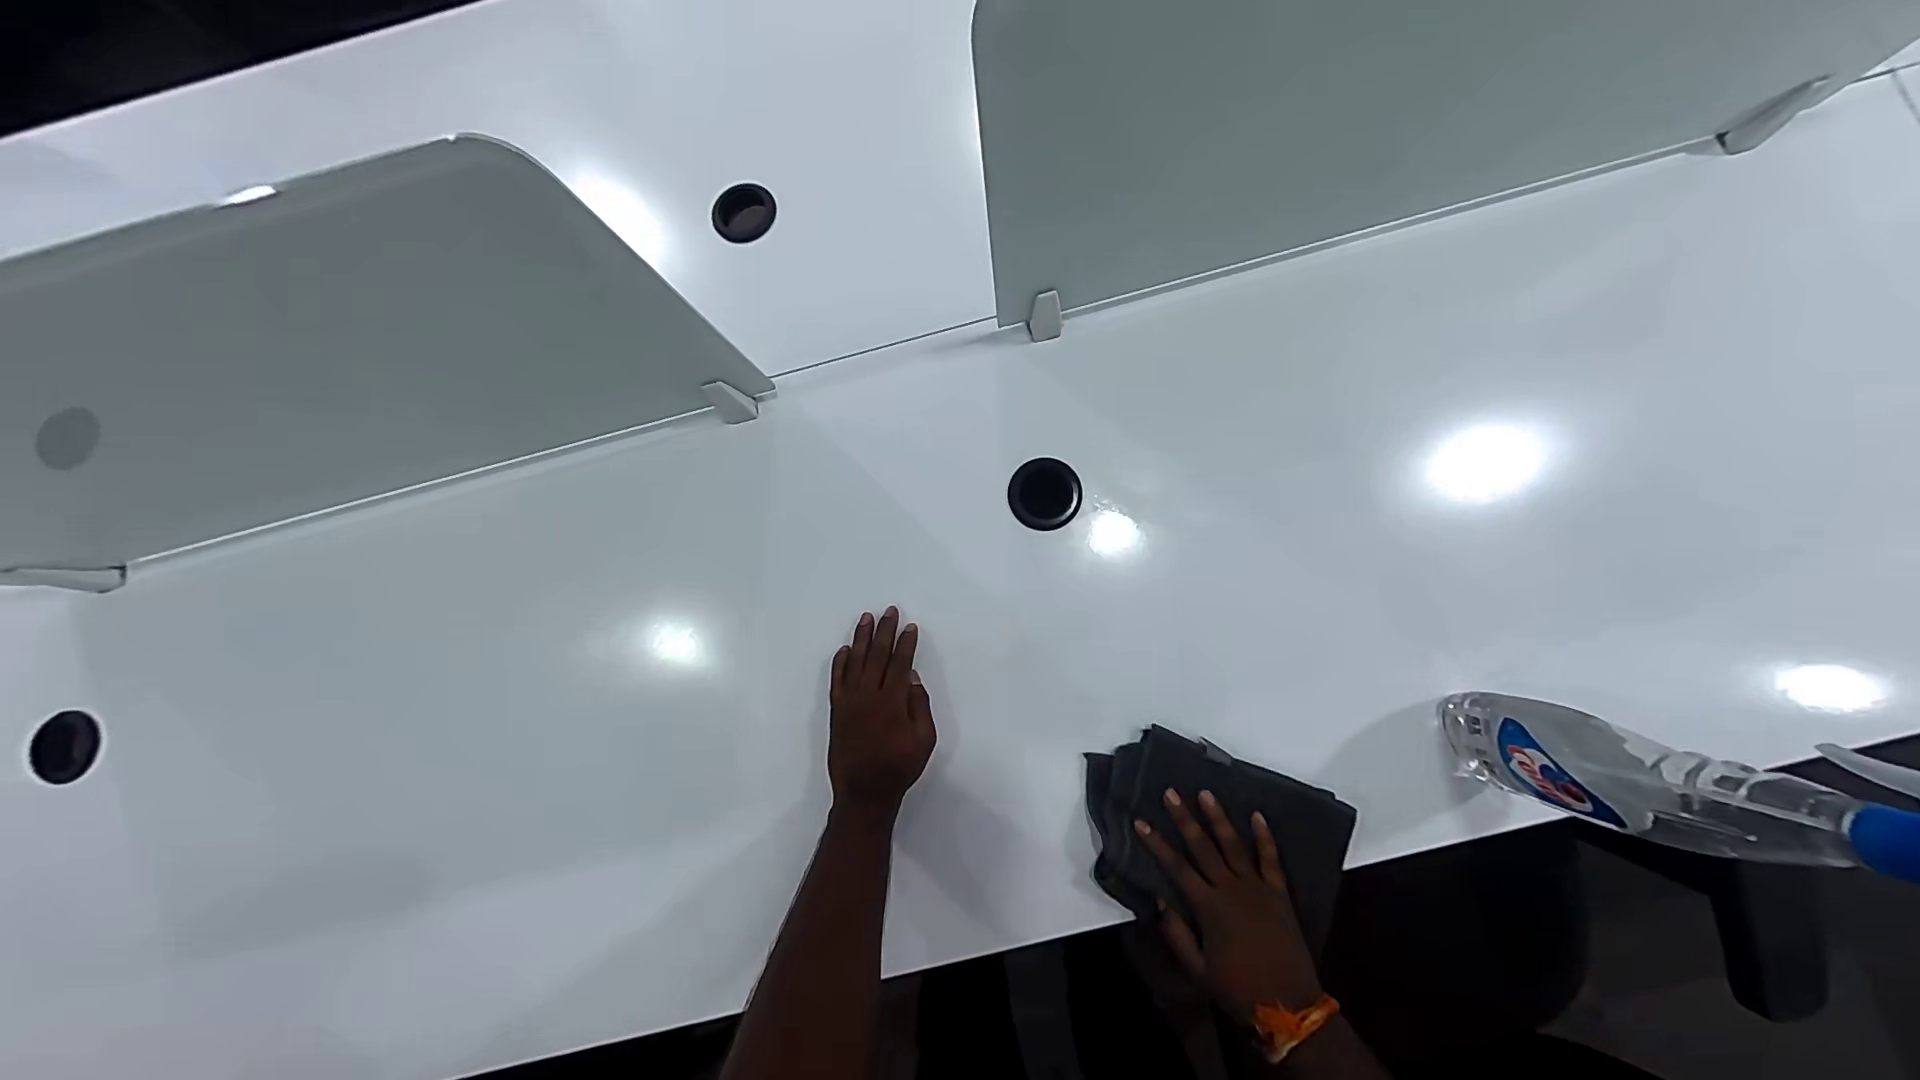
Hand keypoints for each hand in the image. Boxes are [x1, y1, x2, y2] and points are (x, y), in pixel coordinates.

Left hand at [828, 607, 935, 812]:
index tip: (910, 627)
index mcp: (893, 701)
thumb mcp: (924, 740)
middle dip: (885, 631)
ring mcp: (850, 701)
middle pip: (877, 655)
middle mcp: (869, 695)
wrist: (864, 791)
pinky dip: (840, 662)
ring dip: (861, 638)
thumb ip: (919, 706)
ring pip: (855, 661)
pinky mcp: (837, 709)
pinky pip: (837, 679)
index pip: (901, 663)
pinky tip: (844, 649)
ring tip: (866, 618)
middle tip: (890, 612)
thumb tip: (913, 679)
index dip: (906, 643)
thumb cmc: (899, 767)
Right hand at [1135, 789, 1321, 1023]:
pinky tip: (1257, 816)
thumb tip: (1159, 901)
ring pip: (1234, 845)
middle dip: (1184, 818)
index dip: (1156, 843)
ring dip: (1219, 818)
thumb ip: (1176, 934)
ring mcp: (1257, 888)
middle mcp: (1231, 889)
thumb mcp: (1197, 969)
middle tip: (1171, 793)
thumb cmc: (1238, 989)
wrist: (1290, 1007)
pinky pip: (1271, 860)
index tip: (1140, 822)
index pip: (1176, 867)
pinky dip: (1265, 837)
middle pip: (1202, 846)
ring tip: (1206, 793)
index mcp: (1208, 907)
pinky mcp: (1279, 894)